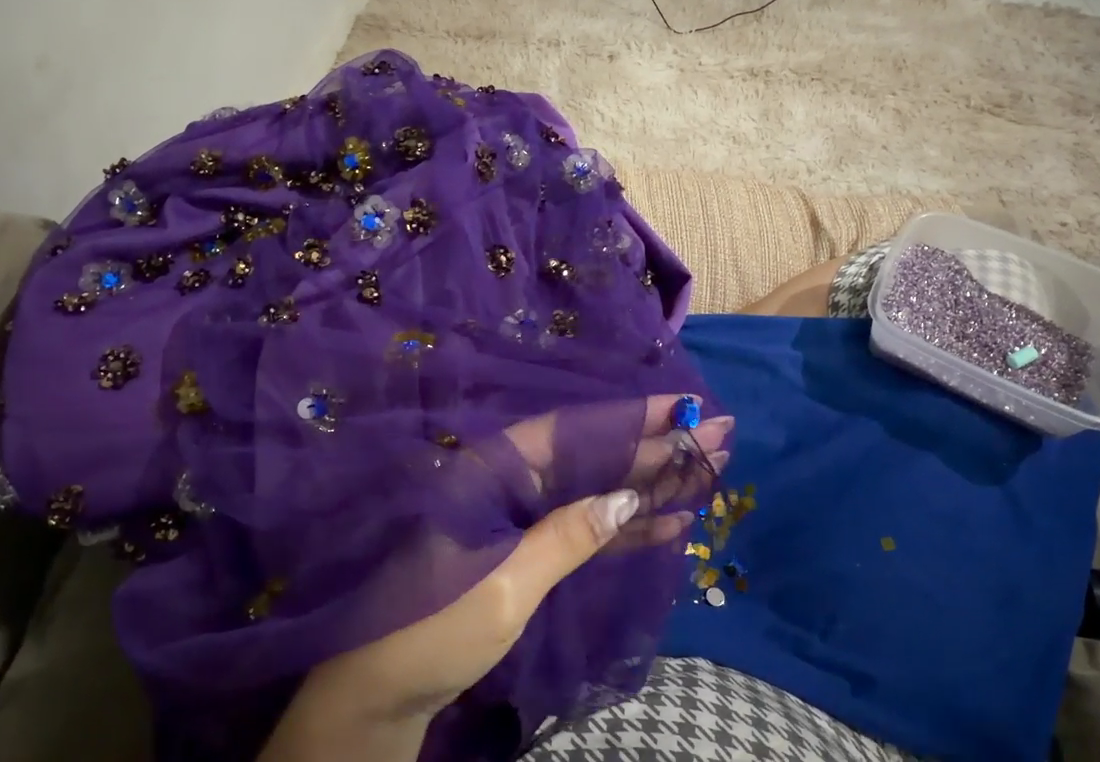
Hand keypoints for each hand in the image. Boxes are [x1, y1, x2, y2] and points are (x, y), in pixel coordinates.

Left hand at [257, 395, 731, 761]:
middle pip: (587, 461)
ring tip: (705, 476)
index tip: (681, 409)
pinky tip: (667, 524)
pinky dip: (622, 531)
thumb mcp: (505, 583)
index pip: (568, 434)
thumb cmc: (437, 627)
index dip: (627, 420)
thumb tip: (628, 496)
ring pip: (591, 495)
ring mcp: (515, 522)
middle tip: (714, 437)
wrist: (386, 690)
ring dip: (645, 489)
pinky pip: (582, 532)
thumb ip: (567, 536)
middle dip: (650, 452)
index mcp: (487, 474)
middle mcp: (503, 486)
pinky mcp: (524, 556)